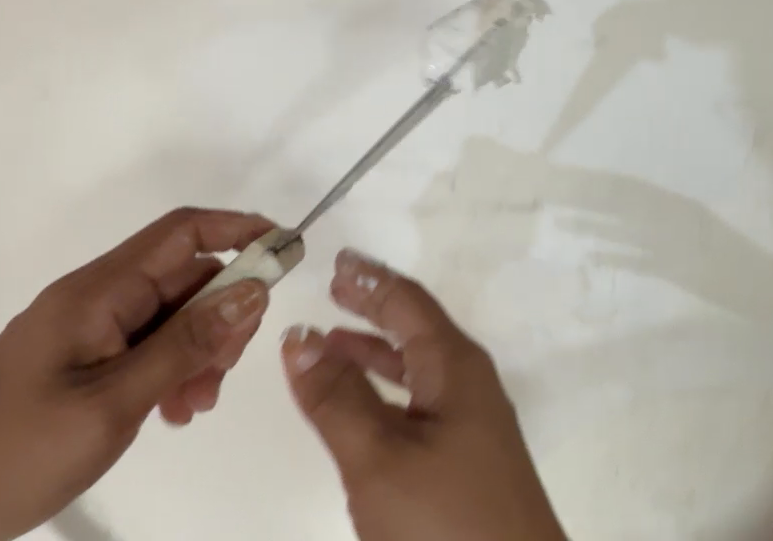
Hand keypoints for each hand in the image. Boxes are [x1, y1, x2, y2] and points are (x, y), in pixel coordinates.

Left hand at [0, 208, 275, 540]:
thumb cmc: (9, 457)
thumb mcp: (113, 403)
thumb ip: (188, 343)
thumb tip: (255, 289)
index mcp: (97, 292)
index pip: (185, 232)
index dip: (243, 229)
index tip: (290, 253)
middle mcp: (94, 300)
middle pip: (187, 277)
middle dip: (225, 313)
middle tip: (228, 368)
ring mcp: (86, 332)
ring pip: (174, 316)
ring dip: (202, 349)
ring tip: (195, 404)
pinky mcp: (80, 364)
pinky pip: (149, 346)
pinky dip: (175, 369)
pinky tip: (174, 410)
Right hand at [283, 250, 568, 540]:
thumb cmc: (444, 515)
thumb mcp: (379, 457)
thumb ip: (339, 398)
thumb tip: (301, 337)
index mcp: (455, 365)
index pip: (410, 303)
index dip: (373, 280)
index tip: (340, 258)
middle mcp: (468, 379)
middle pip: (417, 326)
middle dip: (375, 305)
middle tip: (335, 284)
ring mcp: (471, 416)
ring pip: (417, 364)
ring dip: (376, 347)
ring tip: (331, 338)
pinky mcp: (466, 451)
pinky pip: (420, 396)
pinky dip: (386, 386)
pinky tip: (362, 401)